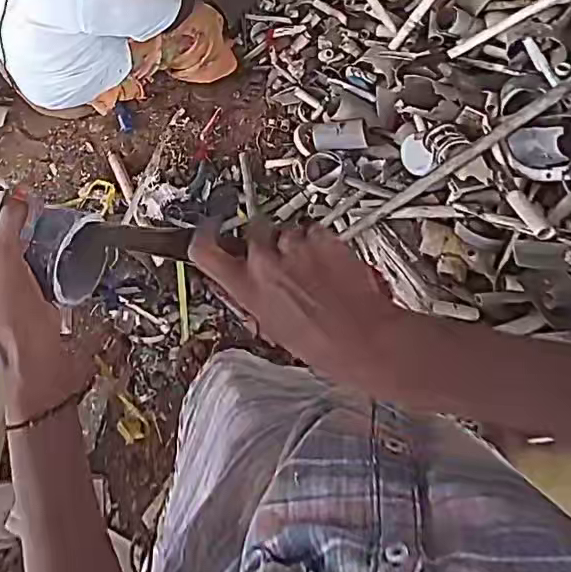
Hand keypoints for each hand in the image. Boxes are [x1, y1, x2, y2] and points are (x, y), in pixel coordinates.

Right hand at [190, 220, 409, 382]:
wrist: (366, 338)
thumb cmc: (324, 343)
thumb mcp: (271, 326)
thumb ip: (251, 294)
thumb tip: (240, 280)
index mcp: (247, 287)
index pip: (204, 249)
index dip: (204, 234)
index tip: (209, 227)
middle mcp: (265, 262)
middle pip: (252, 232)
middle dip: (265, 244)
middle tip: (284, 265)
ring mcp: (293, 245)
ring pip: (285, 230)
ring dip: (295, 244)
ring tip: (313, 271)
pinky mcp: (319, 235)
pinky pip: (311, 229)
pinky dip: (318, 242)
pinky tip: (328, 265)